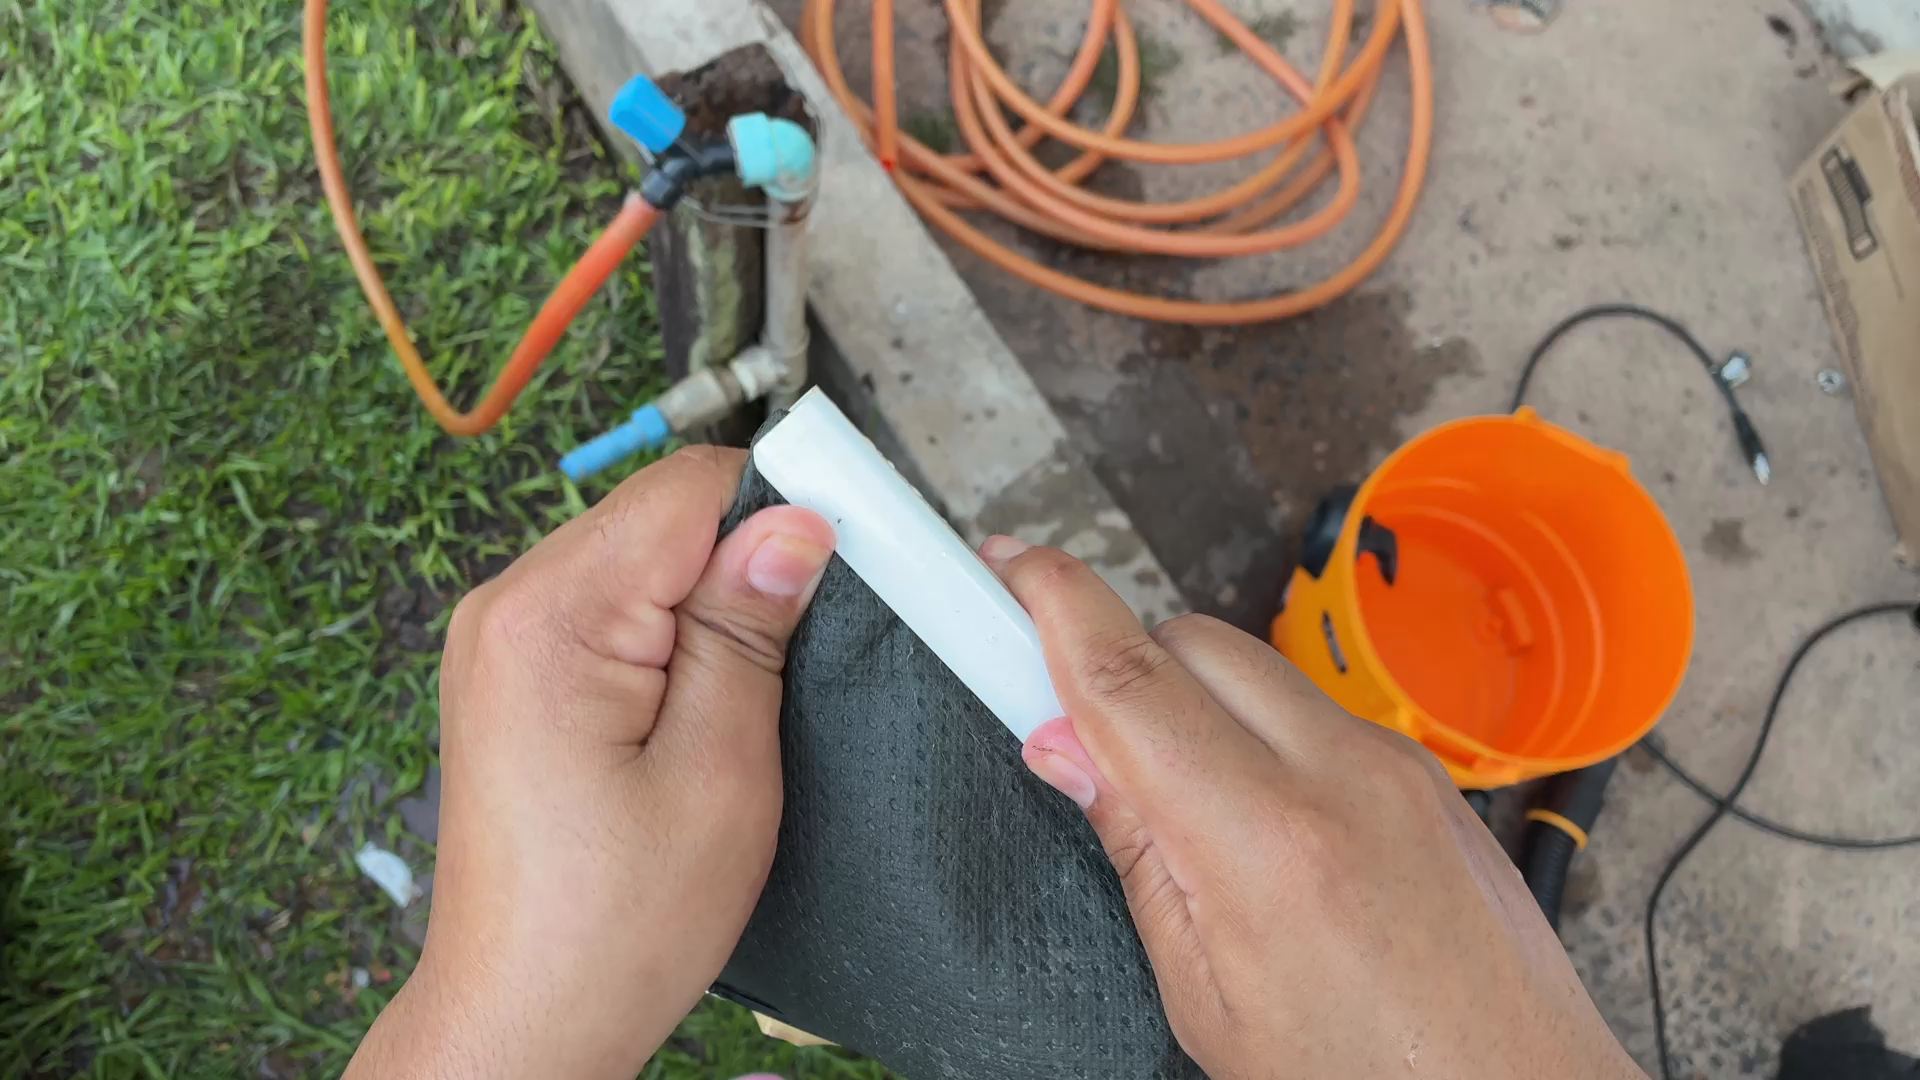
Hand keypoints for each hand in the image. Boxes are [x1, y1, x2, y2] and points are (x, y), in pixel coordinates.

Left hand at [346, 447, 834, 1079]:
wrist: (527, 1013)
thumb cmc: (623, 917)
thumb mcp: (719, 769)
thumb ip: (748, 631)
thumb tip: (794, 525)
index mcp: (553, 619)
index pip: (686, 490)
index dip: (775, 504)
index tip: (837, 555)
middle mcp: (512, 602)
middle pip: (664, 511)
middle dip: (748, 548)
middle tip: (802, 629)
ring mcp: (510, 629)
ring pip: (650, 547)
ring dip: (718, 585)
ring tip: (757, 664)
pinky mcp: (525, 657)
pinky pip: (623, 590)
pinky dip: (683, 611)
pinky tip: (708, 672)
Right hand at [981, 537, 1644, 1079]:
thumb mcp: (1202, 993)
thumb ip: (1131, 847)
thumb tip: (1059, 745)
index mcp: (1265, 843)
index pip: (1128, 679)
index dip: (1052, 602)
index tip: (1005, 562)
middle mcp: (1339, 769)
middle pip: (1185, 641)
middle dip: (1116, 659)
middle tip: (1080, 725)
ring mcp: (1388, 754)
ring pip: (1238, 659)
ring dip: (1178, 689)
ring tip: (1173, 783)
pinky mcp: (1412, 757)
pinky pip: (1293, 694)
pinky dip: (1237, 713)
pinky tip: (1243, 794)